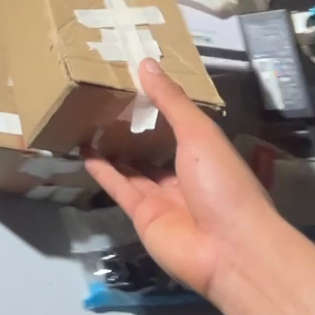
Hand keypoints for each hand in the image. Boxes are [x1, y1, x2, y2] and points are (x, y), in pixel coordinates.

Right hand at [84, 59, 283, 299]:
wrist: (230, 251)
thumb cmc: (223, 185)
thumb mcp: (199, 134)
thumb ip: (170, 100)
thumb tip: (145, 63)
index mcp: (207, 157)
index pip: (180, 128)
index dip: (160, 108)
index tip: (135, 84)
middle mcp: (186, 178)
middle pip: (155, 150)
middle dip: (134, 131)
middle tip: (105, 104)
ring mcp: (163, 199)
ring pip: (133, 169)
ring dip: (114, 150)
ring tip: (89, 125)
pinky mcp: (142, 216)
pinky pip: (119, 187)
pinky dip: (101, 171)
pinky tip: (85, 152)